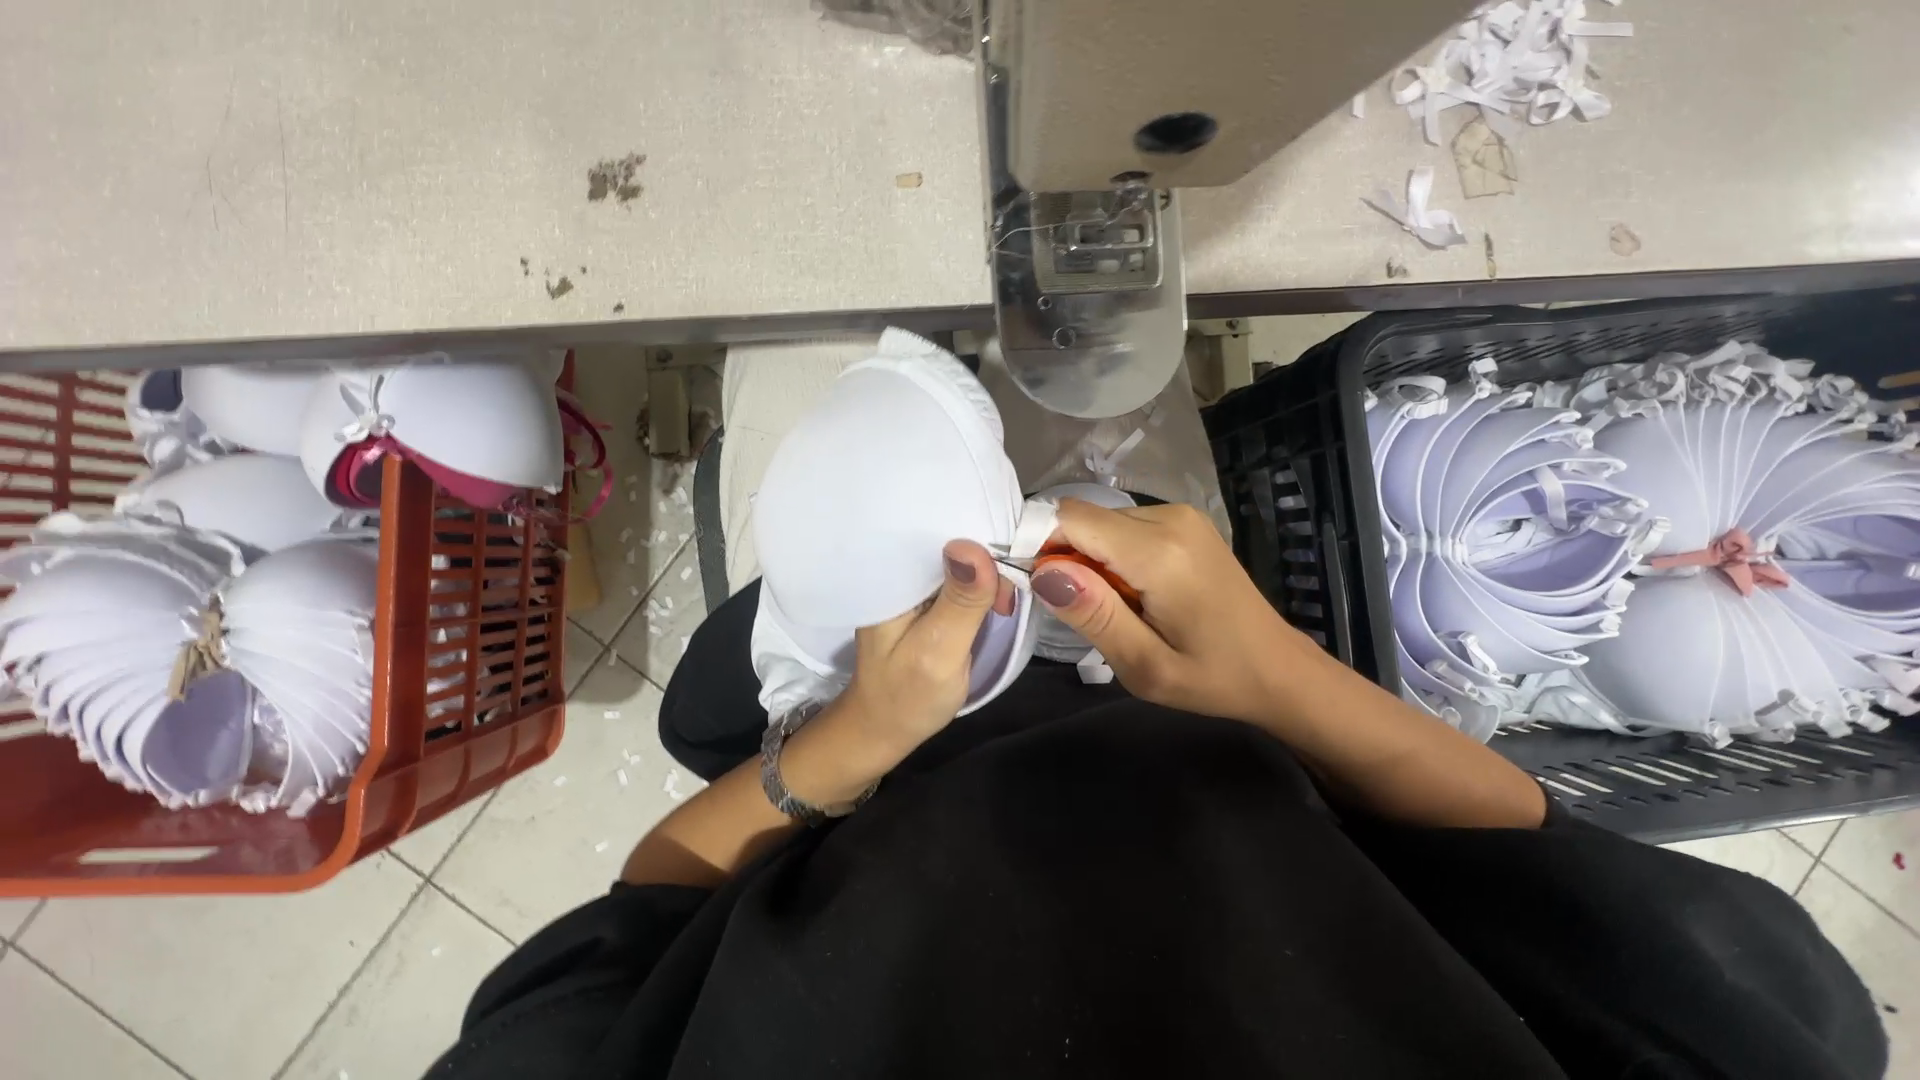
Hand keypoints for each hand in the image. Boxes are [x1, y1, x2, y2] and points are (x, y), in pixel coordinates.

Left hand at [828, 539, 1011, 754]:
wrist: (884, 729)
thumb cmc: (907, 696)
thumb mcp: (938, 651)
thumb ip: (960, 602)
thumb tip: (973, 545)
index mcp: (888, 574)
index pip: (933, 526)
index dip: (977, 522)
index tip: (1020, 534)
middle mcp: (897, 569)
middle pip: (947, 535)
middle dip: (987, 540)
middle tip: (1026, 560)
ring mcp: (912, 583)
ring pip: (957, 556)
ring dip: (989, 562)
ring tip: (1019, 571)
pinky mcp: (927, 598)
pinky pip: (959, 575)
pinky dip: (982, 579)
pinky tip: (1001, 583)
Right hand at [1032, 499, 1310, 723]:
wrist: (1278, 669)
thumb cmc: (1213, 677)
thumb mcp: (1145, 665)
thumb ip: (1094, 615)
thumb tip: (1041, 572)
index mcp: (1159, 552)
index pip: (1070, 519)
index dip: (1043, 548)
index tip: (1046, 595)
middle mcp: (1169, 518)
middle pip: (1084, 519)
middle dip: (1069, 560)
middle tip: (1087, 615)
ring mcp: (1181, 515)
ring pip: (1102, 522)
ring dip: (1092, 561)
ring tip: (1117, 609)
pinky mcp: (1185, 522)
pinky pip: (1125, 527)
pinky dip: (1114, 557)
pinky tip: (1136, 595)